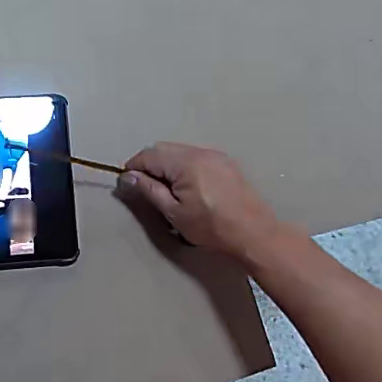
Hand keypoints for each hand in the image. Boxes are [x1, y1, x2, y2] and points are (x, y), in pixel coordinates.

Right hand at [115, 142, 286, 262]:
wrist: (254, 233)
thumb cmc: (212, 227)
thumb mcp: (174, 213)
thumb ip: (149, 190)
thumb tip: (128, 177)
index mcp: (186, 163)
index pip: (149, 155)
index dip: (134, 167)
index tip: (128, 182)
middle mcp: (201, 152)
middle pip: (163, 148)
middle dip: (149, 163)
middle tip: (145, 186)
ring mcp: (215, 155)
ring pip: (180, 150)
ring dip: (167, 164)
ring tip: (166, 188)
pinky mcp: (226, 162)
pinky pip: (196, 155)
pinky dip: (184, 165)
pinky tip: (186, 185)